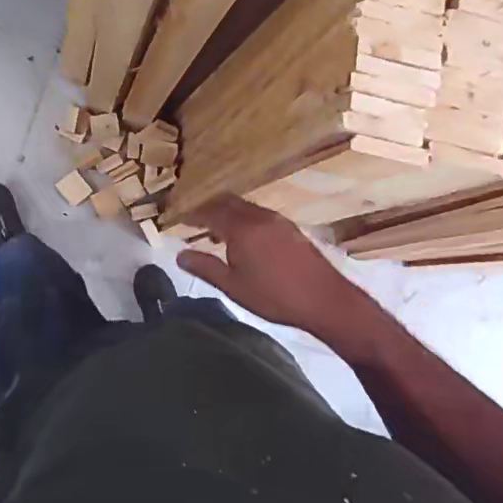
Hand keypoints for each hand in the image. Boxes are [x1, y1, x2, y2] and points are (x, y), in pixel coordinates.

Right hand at [175, 196, 382, 354]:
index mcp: (241, 228)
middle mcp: (259, 216)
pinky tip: (243, 237)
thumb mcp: (233, 286)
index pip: (209, 212)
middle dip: (208, 208)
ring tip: (214, 230)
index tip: (177, 217)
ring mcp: (277, 220)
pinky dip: (243, 218)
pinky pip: (258, 214)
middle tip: (192, 218)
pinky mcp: (290, 229)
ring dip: (226, 213)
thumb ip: (205, 268)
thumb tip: (180, 255)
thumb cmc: (274, 296)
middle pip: (227, 202)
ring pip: (244, 207)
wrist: (325, 300)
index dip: (192, 214)